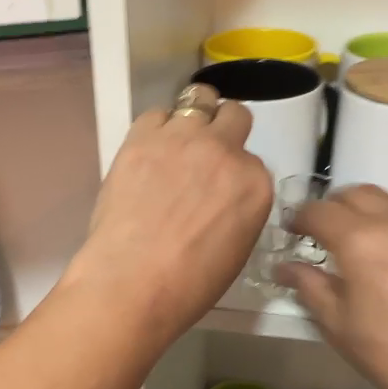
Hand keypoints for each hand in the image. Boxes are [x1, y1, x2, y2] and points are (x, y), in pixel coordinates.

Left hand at [62, 96, 272, 340]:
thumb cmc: (187, 287)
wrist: (132, 285)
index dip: (233, 172)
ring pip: (198, 101)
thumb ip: (237, 212)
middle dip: (221, 131)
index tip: (217, 189)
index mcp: (255, 186)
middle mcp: (225, 152)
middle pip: (233, 116)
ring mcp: (183, 139)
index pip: (253, 162)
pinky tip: (145, 155)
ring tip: (172, 148)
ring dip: (190, 120)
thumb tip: (220, 200)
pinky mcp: (141, 138)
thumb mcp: (235, 252)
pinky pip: (155, 115)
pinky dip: (154, 129)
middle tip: (201, 157)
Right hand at [274, 187, 387, 388]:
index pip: (319, 211)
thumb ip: (309, 286)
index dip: (299, 218)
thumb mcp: (339, 325)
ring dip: (371, 219)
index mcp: (361, 240)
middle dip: (335, 209)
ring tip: (366, 253)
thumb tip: (284, 267)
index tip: (292, 232)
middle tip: (323, 235)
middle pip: (357, 195)